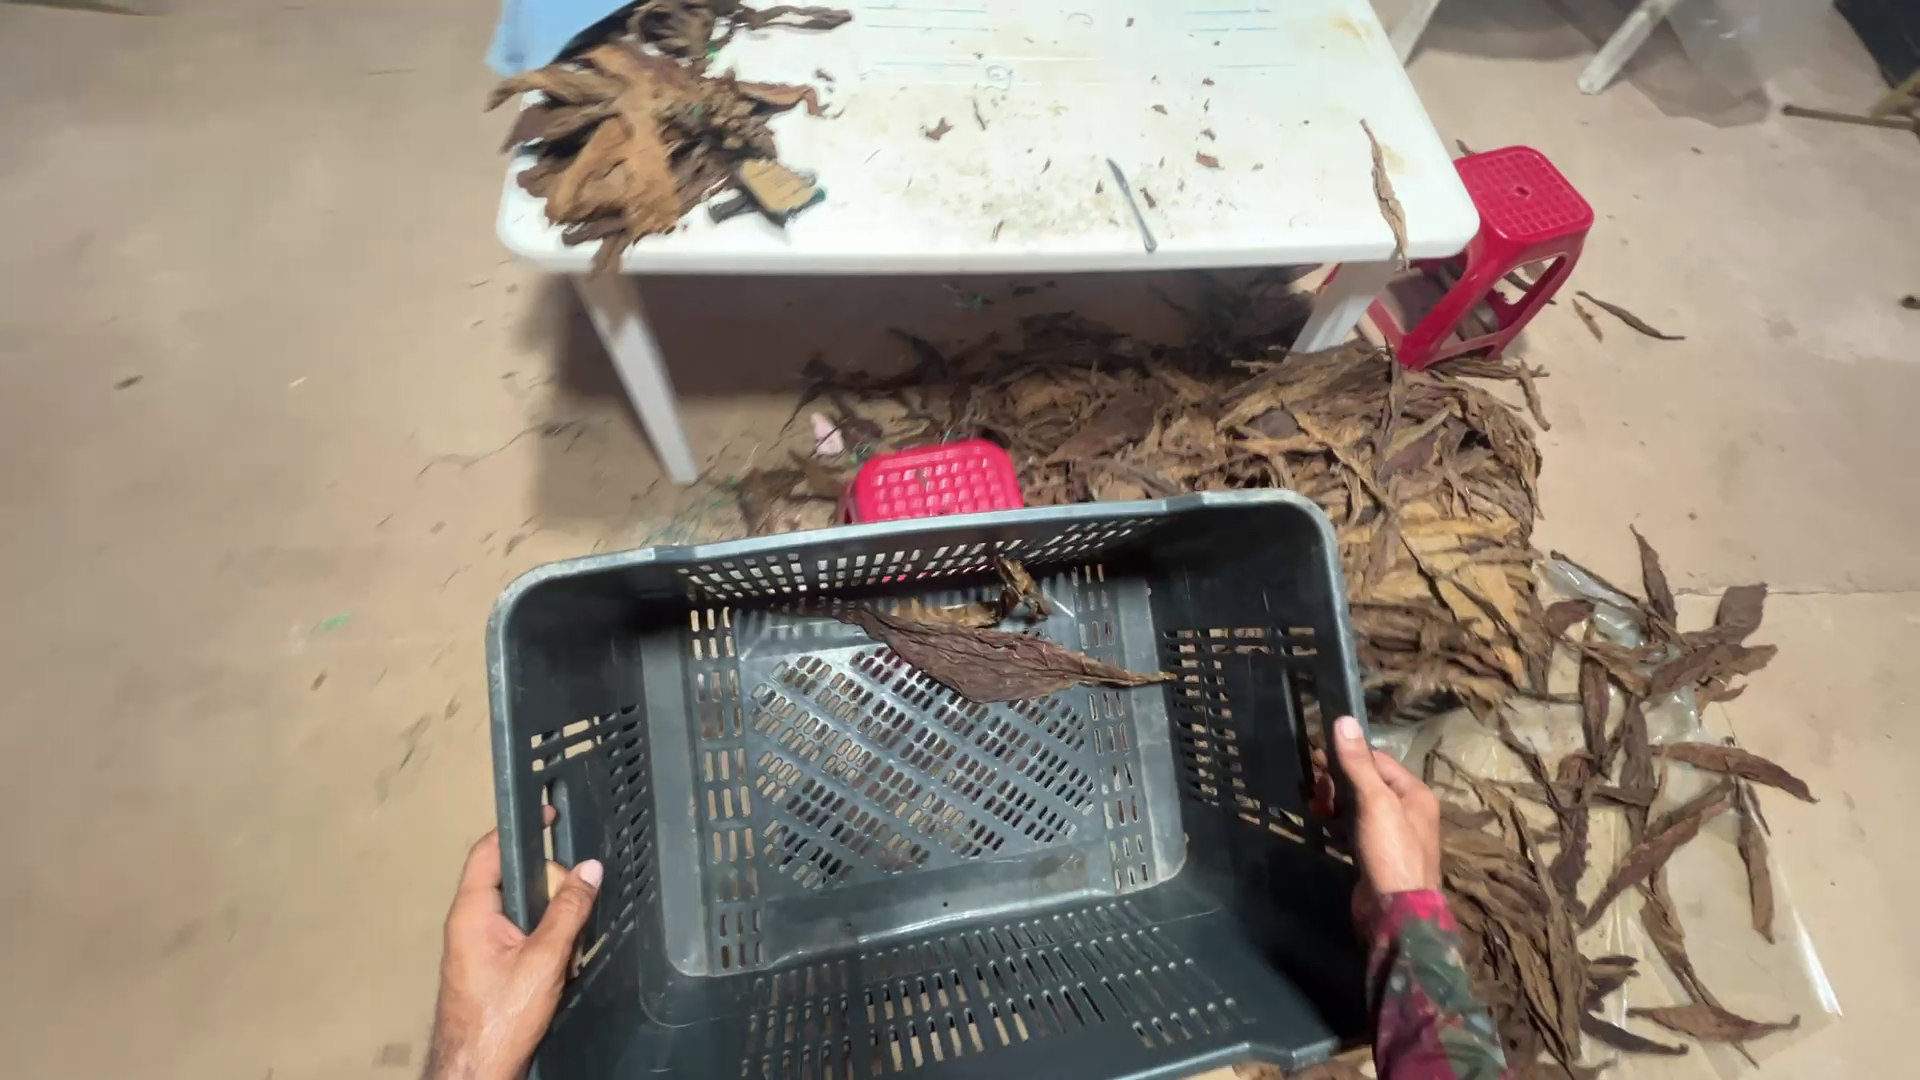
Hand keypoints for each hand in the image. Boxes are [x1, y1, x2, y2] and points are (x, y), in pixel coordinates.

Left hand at [427, 812, 601, 1079]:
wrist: (477, 1075)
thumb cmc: (502, 1016)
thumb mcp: (544, 959)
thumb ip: (569, 909)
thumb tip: (591, 866)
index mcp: (473, 913)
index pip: (488, 851)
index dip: (519, 827)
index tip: (551, 814)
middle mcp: (472, 922)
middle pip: (520, 877)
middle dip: (554, 885)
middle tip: (576, 907)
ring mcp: (481, 943)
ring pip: (528, 905)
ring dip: (556, 917)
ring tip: (568, 949)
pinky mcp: (493, 961)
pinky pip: (527, 929)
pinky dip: (549, 937)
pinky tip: (562, 962)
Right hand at [1328, 714, 1440, 898]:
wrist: (1395, 912)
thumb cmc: (1390, 852)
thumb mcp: (1374, 802)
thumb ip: (1358, 762)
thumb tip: (1344, 719)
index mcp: (1414, 793)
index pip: (1375, 758)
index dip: (1346, 757)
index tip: (1318, 764)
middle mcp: (1406, 808)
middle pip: (1364, 778)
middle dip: (1336, 781)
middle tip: (1319, 794)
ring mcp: (1391, 830)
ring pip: (1355, 799)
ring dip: (1333, 799)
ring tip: (1318, 809)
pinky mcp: (1375, 848)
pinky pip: (1352, 820)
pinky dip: (1336, 816)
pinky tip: (1324, 821)